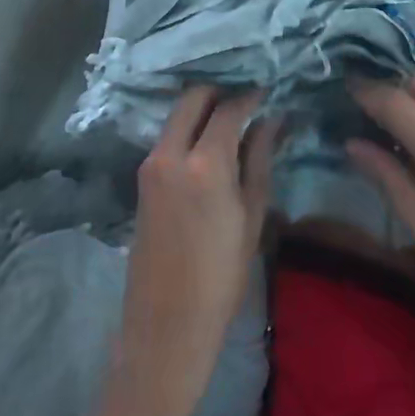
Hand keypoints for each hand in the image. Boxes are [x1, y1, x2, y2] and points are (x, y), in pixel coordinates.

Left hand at [87, 89, 278, 415]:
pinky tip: (210, 143)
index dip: (251, 95)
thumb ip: (260, 158)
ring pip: (177, 116)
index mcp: (205, 162)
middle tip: (246, 100)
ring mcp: (150, 166)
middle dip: (219, 92)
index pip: (229, 108)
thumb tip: (272, 119)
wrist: (167, 324)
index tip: (268, 91)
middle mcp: (170, 153)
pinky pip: (167, 138)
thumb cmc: (222, 274)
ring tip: (233, 121)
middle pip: (192, 98)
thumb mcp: (253, 214)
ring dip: (202, 109)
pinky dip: (189, 129)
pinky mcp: (141, 180)